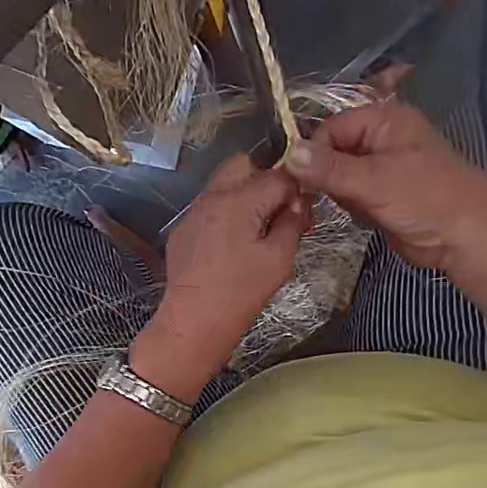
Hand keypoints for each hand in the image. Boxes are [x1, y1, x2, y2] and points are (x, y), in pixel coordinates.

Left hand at [133, 155, 307, 394]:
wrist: (193, 322)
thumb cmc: (238, 293)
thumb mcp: (278, 259)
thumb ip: (292, 223)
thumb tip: (297, 205)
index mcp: (238, 200)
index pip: (278, 175)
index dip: (297, 190)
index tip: (304, 211)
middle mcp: (211, 198)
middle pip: (244, 165)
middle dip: (266, 181)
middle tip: (279, 212)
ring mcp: (192, 213)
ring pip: (224, 185)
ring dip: (245, 197)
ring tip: (257, 231)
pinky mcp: (182, 231)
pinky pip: (208, 209)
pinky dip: (225, 215)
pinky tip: (231, 246)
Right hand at [283, 100, 486, 272]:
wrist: (466, 238)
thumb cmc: (427, 199)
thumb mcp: (374, 180)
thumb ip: (328, 168)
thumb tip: (287, 154)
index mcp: (384, 121)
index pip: (330, 127)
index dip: (310, 150)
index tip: (292, 178)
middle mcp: (379, 140)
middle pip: (330, 150)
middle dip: (318, 173)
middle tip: (305, 197)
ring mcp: (379, 169)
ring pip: (336, 174)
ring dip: (330, 192)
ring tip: (330, 206)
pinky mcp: (379, 195)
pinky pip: (348, 194)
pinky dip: (343, 204)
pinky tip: (350, 214)